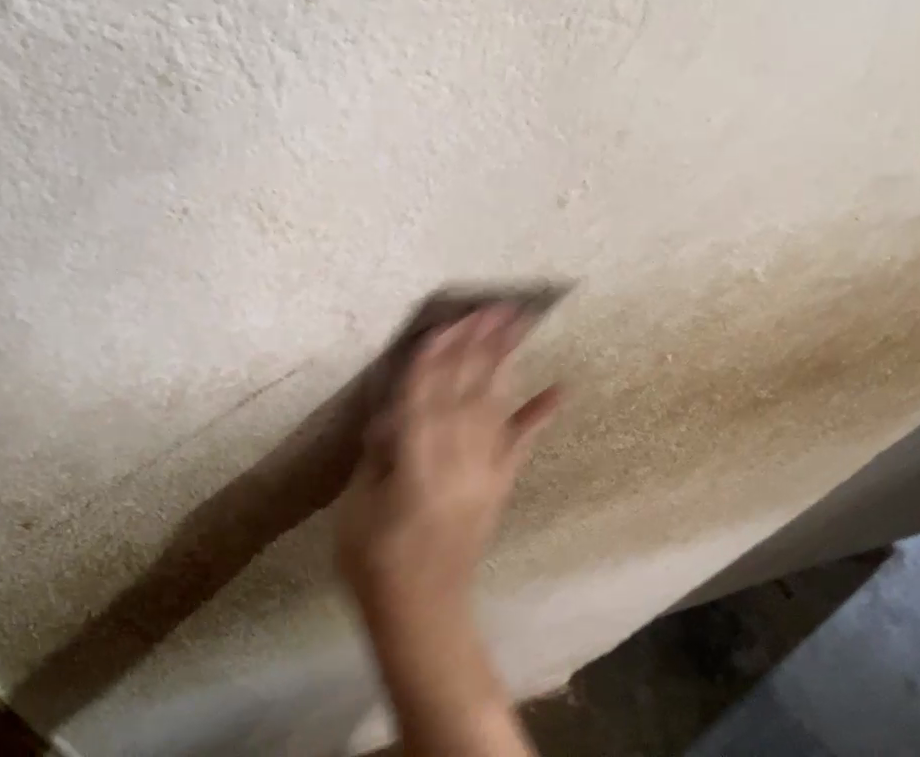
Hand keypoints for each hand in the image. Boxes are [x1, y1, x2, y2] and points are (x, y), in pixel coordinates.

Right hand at [336, 304, 560, 621]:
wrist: (422, 612)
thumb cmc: (374, 558)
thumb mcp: (360, 504)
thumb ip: (380, 455)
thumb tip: (393, 415)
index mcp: (416, 465)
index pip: (425, 397)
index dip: (435, 358)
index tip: (446, 320)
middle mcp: (457, 463)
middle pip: (466, 393)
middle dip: (477, 346)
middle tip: (492, 306)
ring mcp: (484, 474)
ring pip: (494, 408)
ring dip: (504, 363)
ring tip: (515, 325)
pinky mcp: (498, 486)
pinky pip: (521, 446)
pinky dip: (539, 415)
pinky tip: (559, 388)